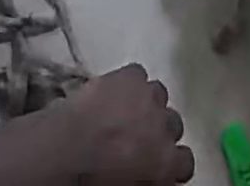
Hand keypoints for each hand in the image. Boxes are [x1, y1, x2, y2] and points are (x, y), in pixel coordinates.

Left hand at [54, 65, 193, 182]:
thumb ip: (151, 179)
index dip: (171, 161)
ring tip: (126, 111)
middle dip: (159, 129)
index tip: (157, 163)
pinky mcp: (130, 74)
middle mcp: (165, 125)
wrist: (65, 153)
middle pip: (174, 123)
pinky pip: (137, 74)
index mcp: (166, 161)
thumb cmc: (94, 182)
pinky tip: (115, 92)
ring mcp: (149, 95)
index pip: (185, 161)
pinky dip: (129, 82)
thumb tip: (153, 175)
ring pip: (158, 94)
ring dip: (146, 103)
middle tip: (138, 138)